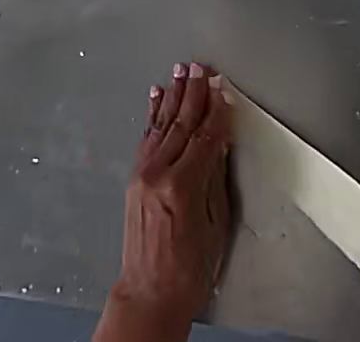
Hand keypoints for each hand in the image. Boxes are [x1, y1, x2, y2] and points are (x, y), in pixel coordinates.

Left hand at [92, 62, 231, 341]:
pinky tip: (157, 95)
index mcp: (183, 186)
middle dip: (194, 92)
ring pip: (163, 123)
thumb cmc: (190, 268)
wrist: (149, 292)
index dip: (218, 111)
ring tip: (181, 70)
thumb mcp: (215, 224)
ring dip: (175, 94)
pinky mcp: (134, 175)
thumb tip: (220, 139)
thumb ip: (215, 176)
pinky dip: (153, 112)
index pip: (206, 137)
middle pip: (183, 123)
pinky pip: (146, 136)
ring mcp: (143, 172)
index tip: (224, 89)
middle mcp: (159, 173)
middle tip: (201, 67)